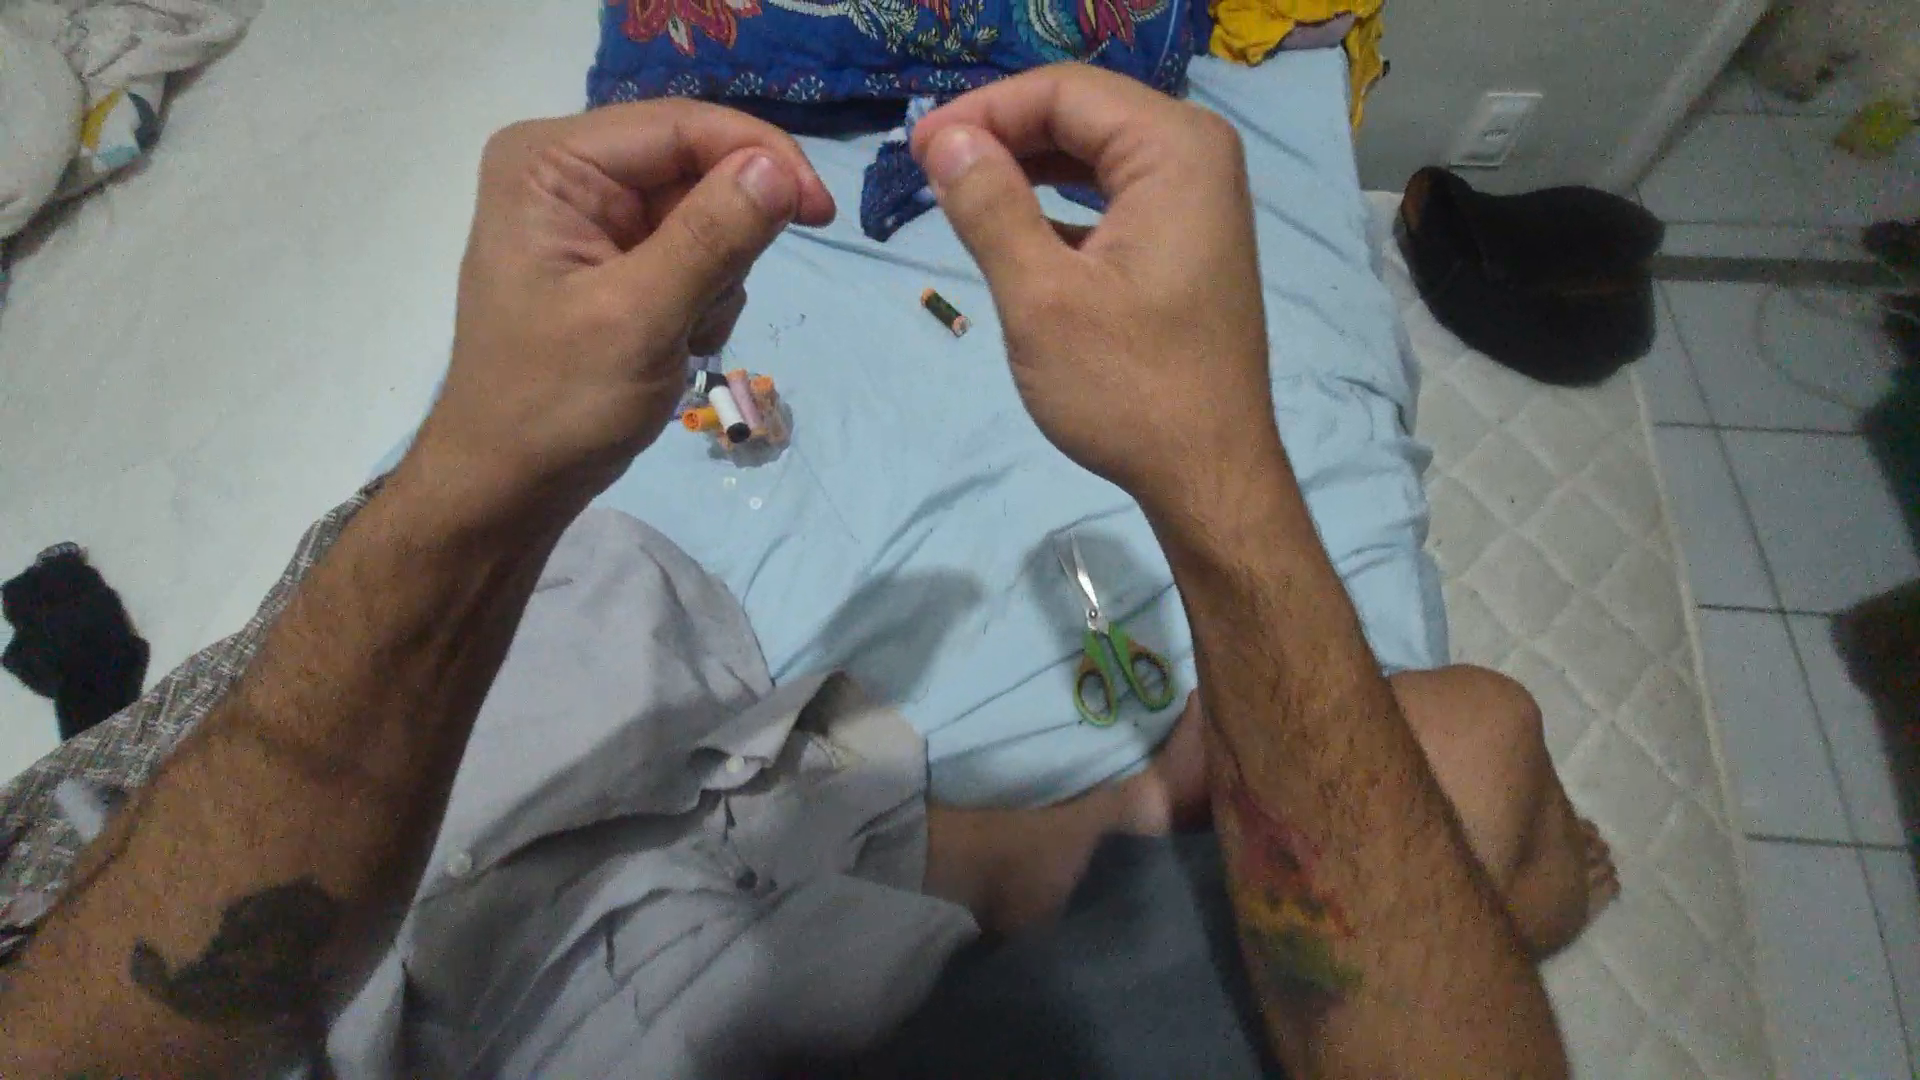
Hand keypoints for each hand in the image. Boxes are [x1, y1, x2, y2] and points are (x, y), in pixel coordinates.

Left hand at [410, 102, 834, 517]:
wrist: (519, 476)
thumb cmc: (561, 402)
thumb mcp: (640, 317)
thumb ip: (711, 239)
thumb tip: (779, 171)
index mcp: (553, 164)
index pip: (681, 127)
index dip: (761, 158)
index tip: (821, 213)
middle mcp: (574, 177)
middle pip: (697, 174)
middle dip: (726, 246)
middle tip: (703, 312)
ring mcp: (599, 224)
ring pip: (708, 223)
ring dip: (716, 285)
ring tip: (677, 338)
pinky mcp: (622, 265)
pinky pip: (698, 262)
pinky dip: (704, 305)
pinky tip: (674, 345)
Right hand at [912, 66, 1279, 518]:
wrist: (1205, 474)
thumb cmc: (1126, 390)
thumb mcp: (1041, 298)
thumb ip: (990, 207)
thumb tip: (944, 139)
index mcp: (1174, 151)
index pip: (1064, 93)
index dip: (983, 112)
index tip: (917, 149)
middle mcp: (1198, 162)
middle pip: (1083, 120)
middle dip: (1003, 139)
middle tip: (933, 174)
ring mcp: (1198, 209)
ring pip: (1096, 164)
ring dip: (1028, 175)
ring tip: (965, 201)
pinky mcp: (1187, 252)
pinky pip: (1113, 206)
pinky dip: (1061, 213)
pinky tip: (1021, 237)